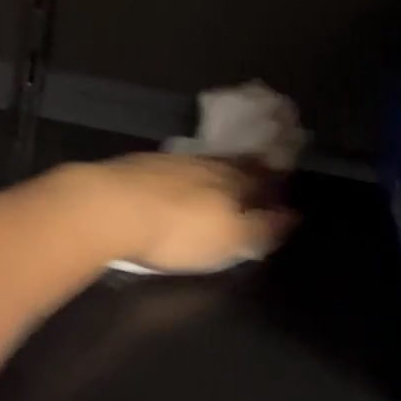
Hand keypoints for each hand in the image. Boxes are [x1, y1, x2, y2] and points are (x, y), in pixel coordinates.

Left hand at [55, 153, 294, 273]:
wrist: (107, 208)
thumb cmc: (175, 231)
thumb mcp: (228, 238)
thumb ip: (261, 227)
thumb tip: (293, 216)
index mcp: (232, 179)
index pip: (261, 177)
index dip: (273, 184)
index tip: (281, 188)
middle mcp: (203, 163)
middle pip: (231, 164)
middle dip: (246, 170)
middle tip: (256, 174)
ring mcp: (165, 162)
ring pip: (199, 163)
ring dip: (211, 171)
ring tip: (215, 180)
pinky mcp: (132, 167)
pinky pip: (166, 169)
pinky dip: (176, 176)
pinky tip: (170, 183)